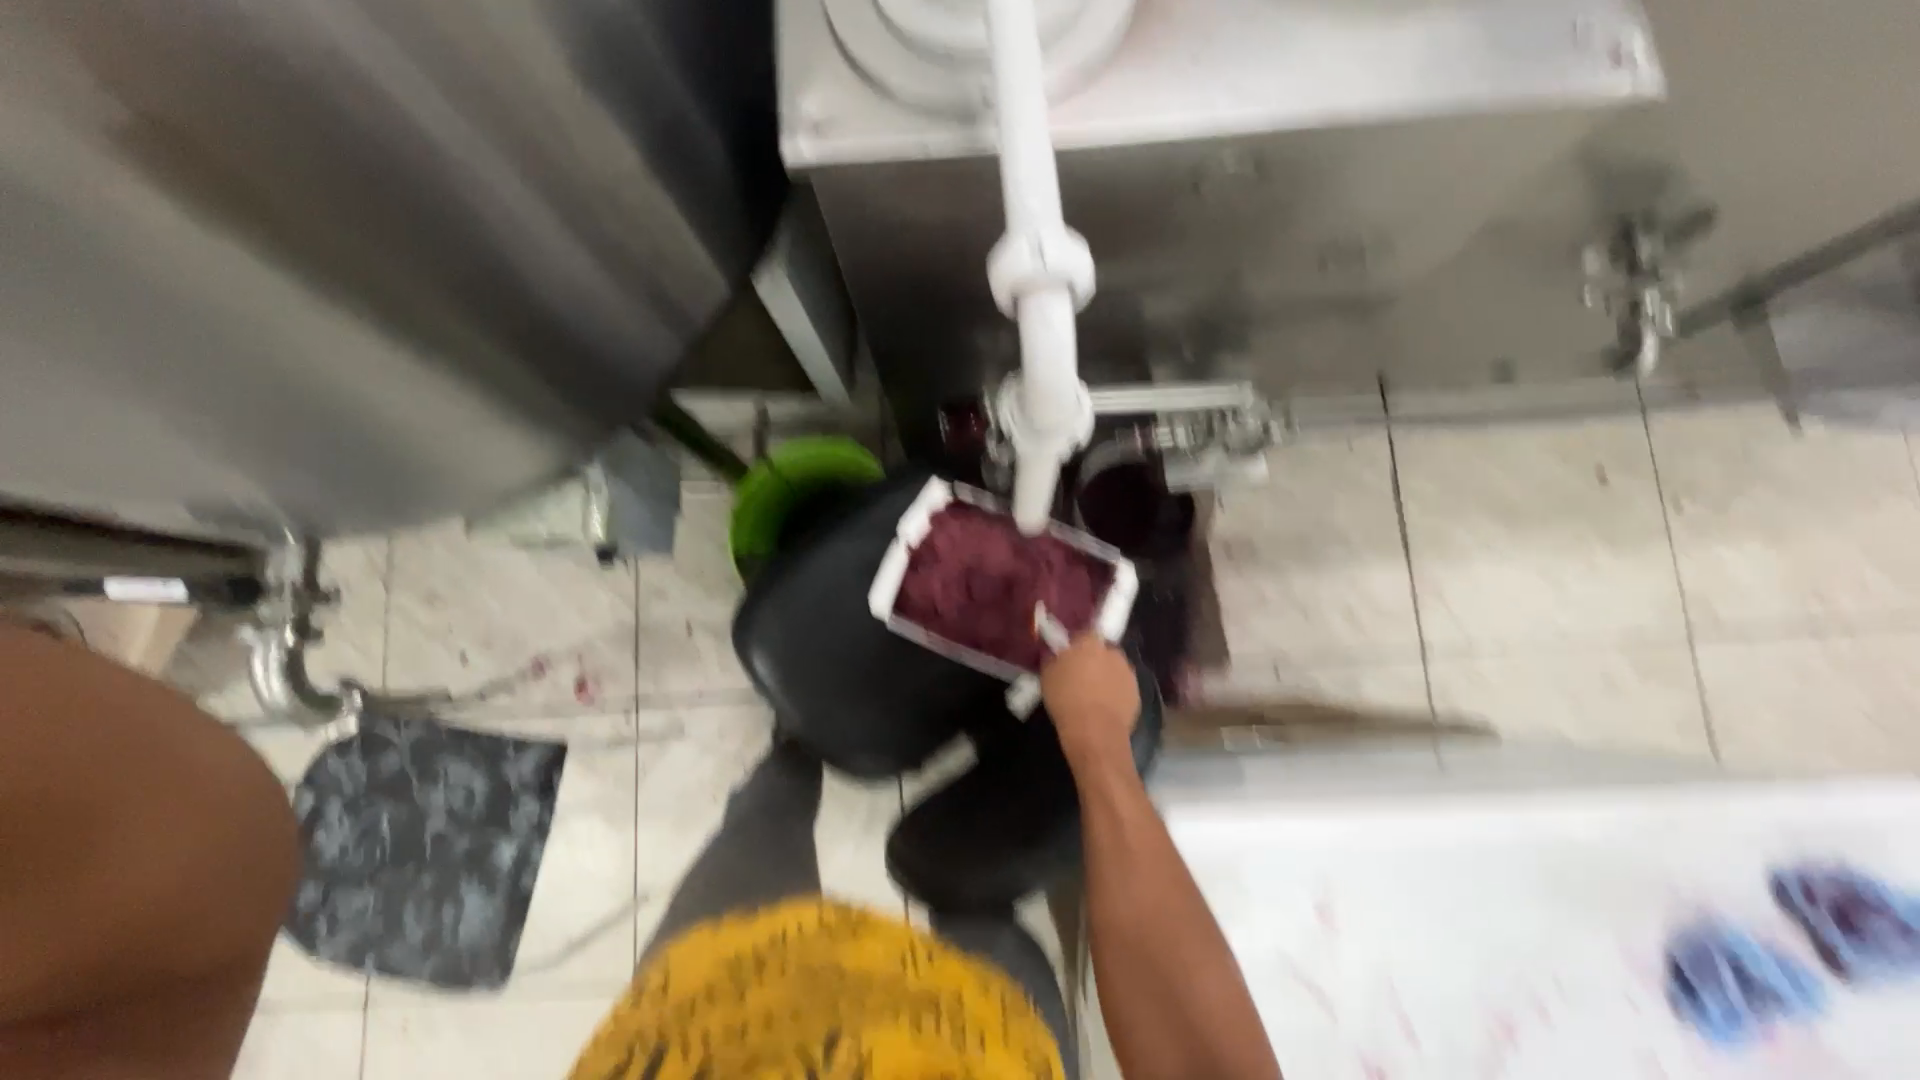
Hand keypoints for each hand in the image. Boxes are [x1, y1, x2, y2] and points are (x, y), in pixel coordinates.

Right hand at [1041, 636, 1140, 765]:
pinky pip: (1123, 687)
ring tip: (1093, 695)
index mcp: (1090, 642)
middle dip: (1094, 659)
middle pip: (1102, 650)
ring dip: (1106, 676)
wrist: (1095, 731)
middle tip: (1080, 676)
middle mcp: (1113, 652)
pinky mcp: (1137, 692)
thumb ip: (1053, 659)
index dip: (1077, 644)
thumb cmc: (1066, 699)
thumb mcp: (1047, 676)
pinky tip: (1104, 707)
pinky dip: (1115, 693)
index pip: (1084, 633)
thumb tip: (1055, 653)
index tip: (1069, 656)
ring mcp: (1128, 672)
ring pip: (1115, 669)